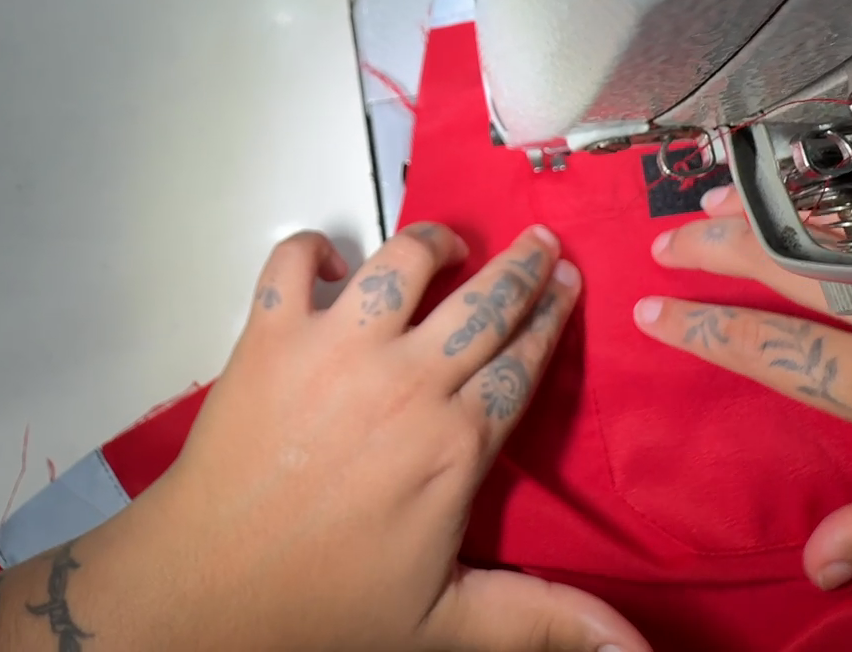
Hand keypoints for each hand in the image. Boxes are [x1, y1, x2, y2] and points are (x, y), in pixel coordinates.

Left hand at [111, 222, 646, 651]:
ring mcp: (334, 346)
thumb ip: (543, 618)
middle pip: (483, 304)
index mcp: (453, 441)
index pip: (522, 363)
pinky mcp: (272, 332)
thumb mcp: (446, 620)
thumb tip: (638, 649)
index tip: (569, 285)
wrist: (213, 581)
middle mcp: (404, 379)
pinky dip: (309, 246)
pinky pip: (293, 262)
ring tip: (449, 242)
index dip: (551, 320)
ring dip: (433, 242)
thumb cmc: (327, 600)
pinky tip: (330, 257)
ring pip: (402, 263)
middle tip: (540, 241)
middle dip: (522, 267)